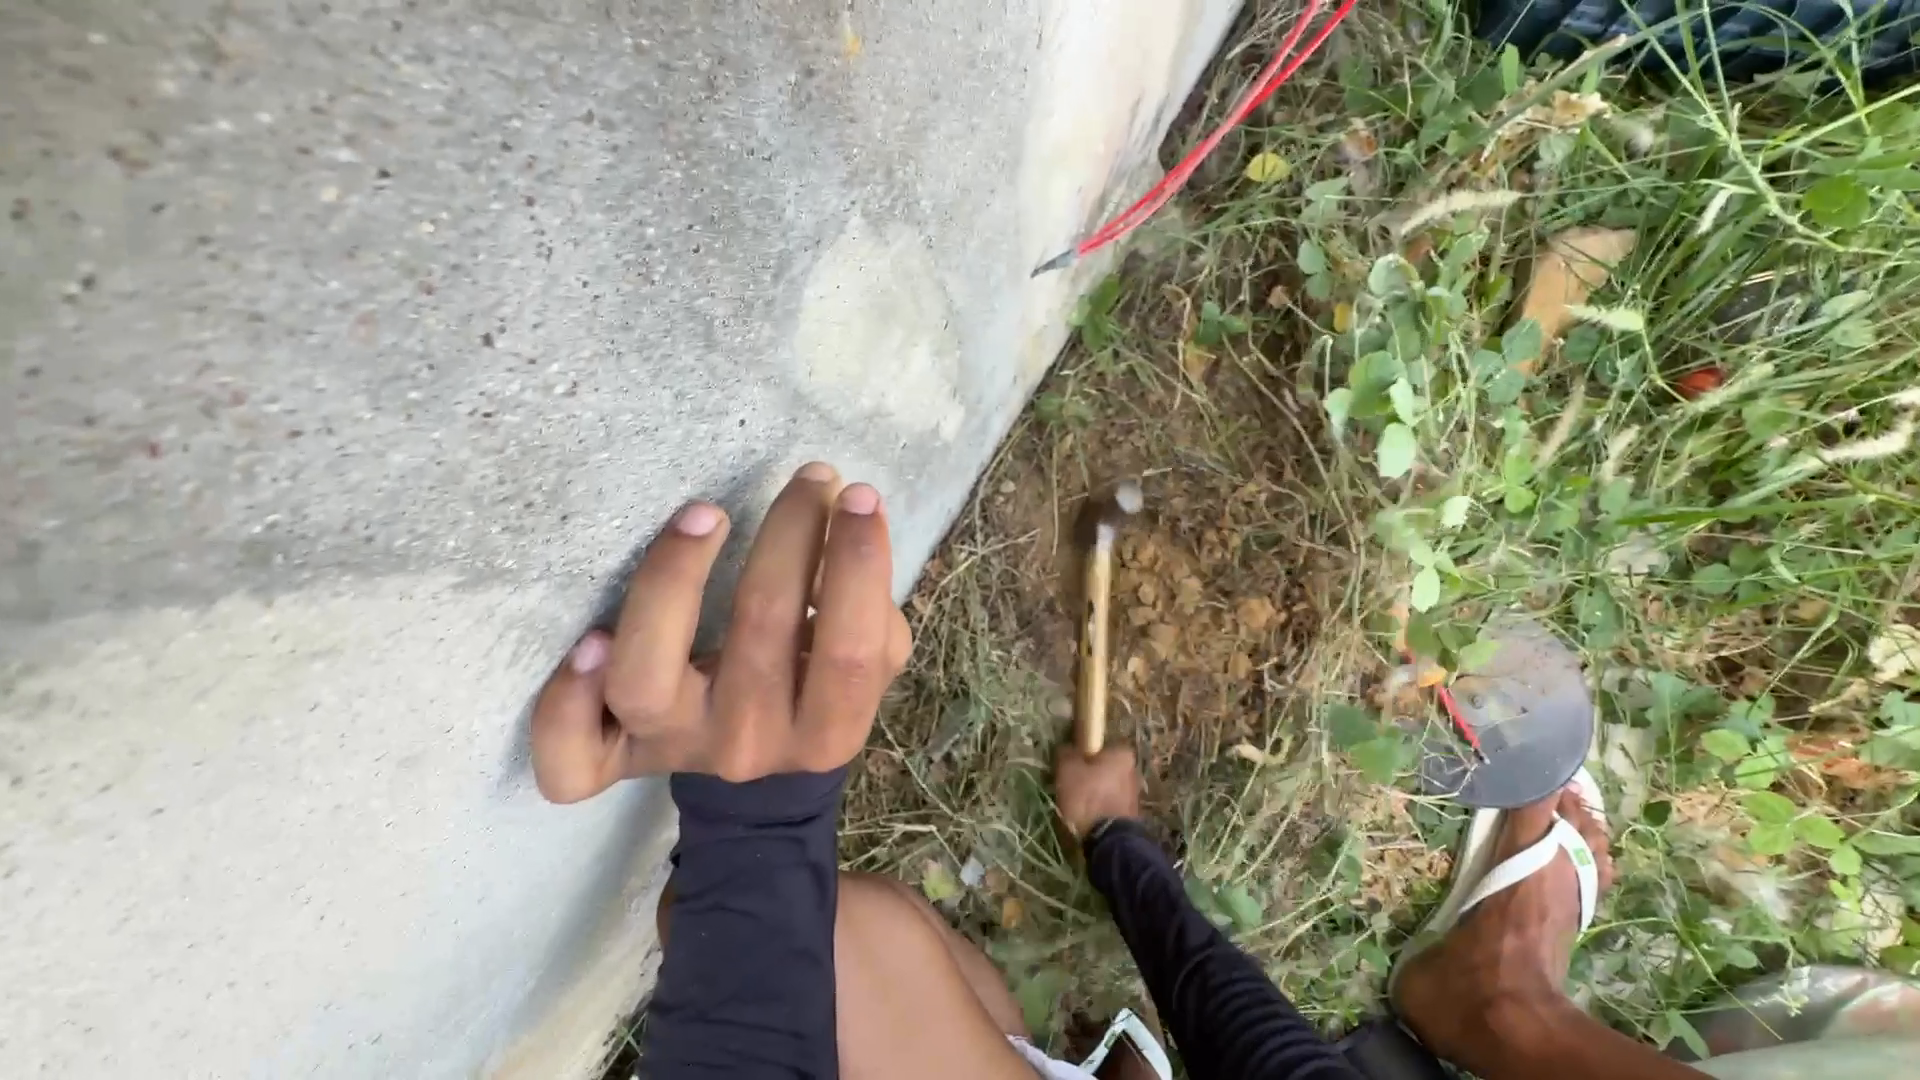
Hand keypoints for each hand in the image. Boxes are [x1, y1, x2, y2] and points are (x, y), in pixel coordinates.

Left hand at [530, 462, 912, 801]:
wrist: (760, 788)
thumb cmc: (815, 696)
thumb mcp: (869, 670)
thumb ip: (871, 615)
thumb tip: (845, 536)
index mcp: (826, 731)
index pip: (848, 651)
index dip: (858, 567)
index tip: (858, 495)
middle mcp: (748, 744)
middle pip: (760, 633)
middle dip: (791, 535)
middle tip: (810, 480)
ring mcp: (671, 749)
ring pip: (643, 678)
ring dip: (670, 581)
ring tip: (704, 514)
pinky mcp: (610, 761)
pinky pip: (570, 752)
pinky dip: (566, 700)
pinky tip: (589, 637)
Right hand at [1053, 744, 1142, 836]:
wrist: (1107, 841)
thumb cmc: (1087, 798)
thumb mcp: (1067, 769)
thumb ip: (1067, 753)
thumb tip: (1067, 749)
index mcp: (1122, 754)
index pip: (1101, 746)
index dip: (1084, 754)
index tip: (1071, 766)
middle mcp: (1133, 771)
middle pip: (1104, 768)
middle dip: (1089, 776)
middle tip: (1071, 786)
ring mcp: (1133, 795)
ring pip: (1107, 788)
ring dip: (1093, 795)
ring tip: (1076, 806)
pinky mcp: (1131, 816)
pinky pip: (1109, 806)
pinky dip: (1099, 810)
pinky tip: (1087, 818)